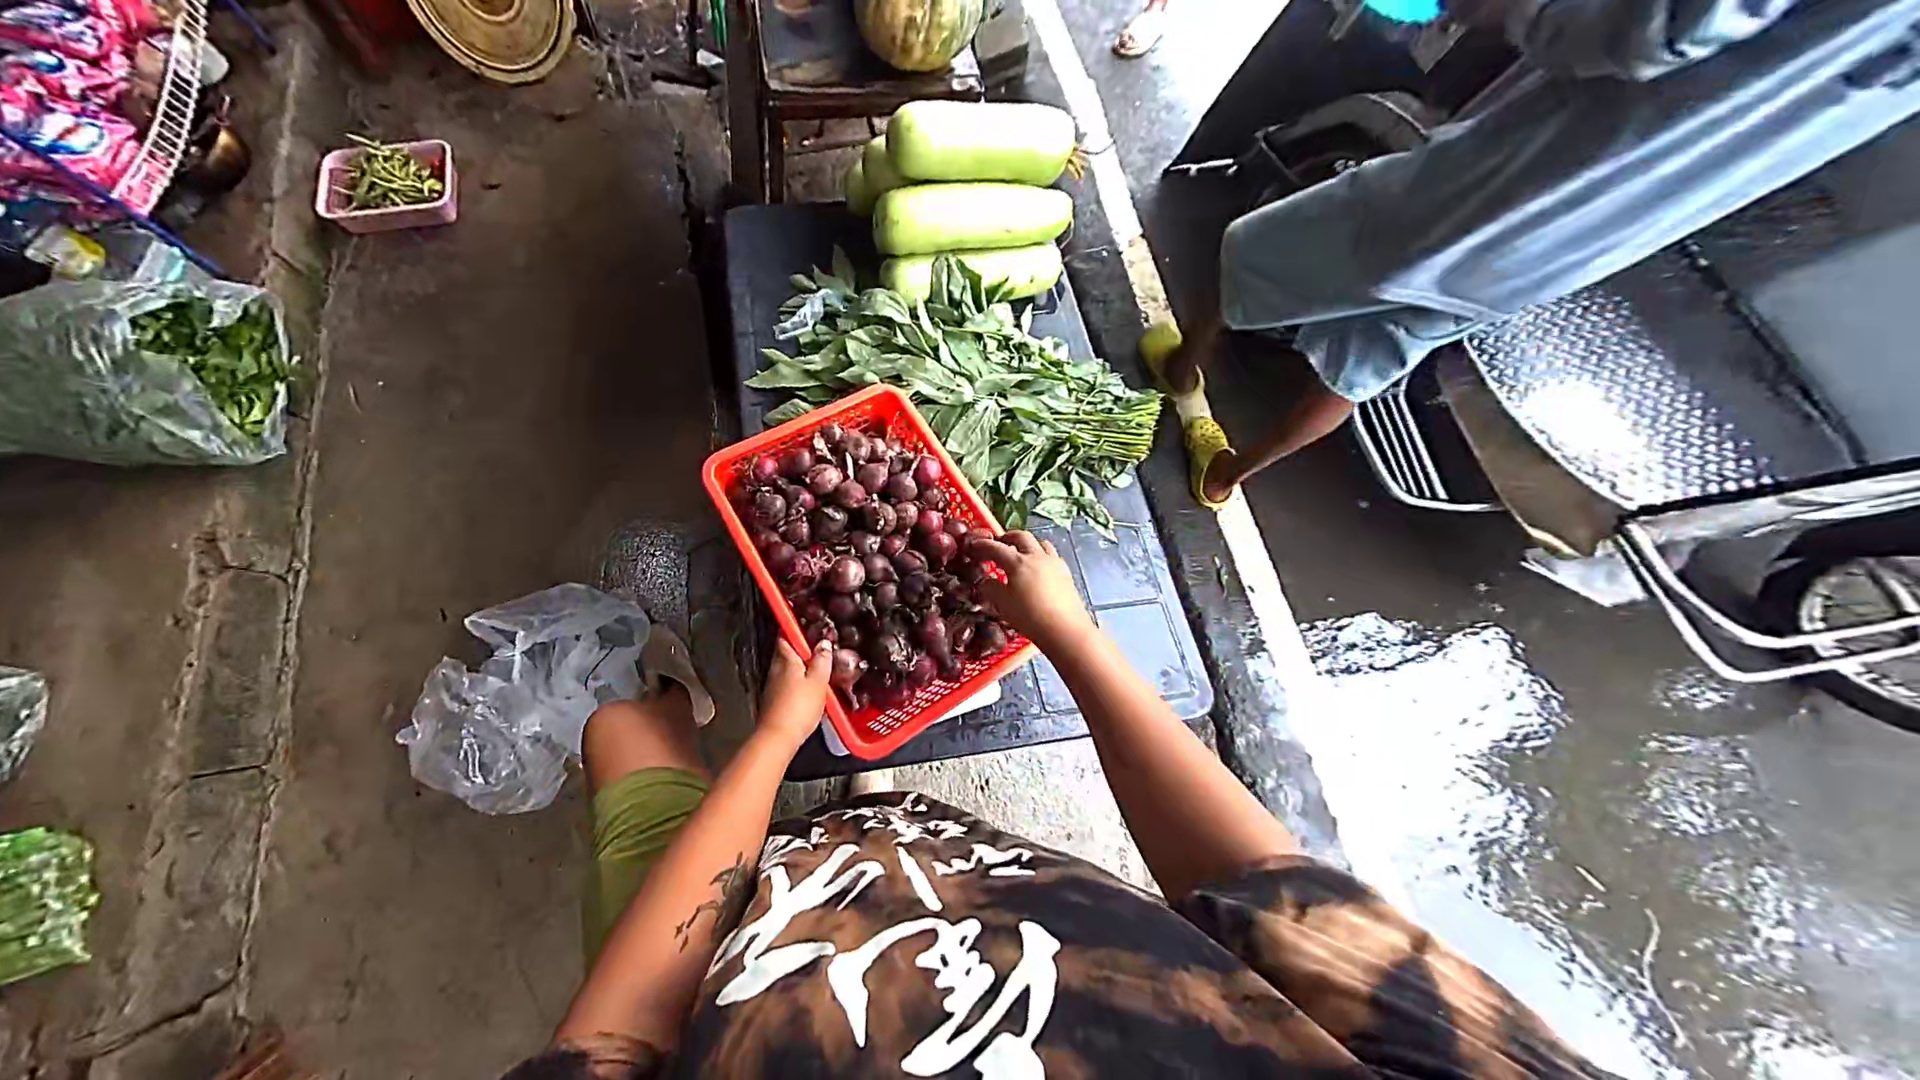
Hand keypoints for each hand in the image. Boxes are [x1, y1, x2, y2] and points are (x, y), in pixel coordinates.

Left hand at [757, 639, 832, 750]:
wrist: (778, 738)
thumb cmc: (798, 707)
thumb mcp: (818, 681)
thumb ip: (822, 660)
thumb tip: (824, 643)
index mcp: (785, 659)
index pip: (786, 635)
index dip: (794, 628)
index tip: (806, 624)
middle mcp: (776, 668)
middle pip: (787, 651)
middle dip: (801, 648)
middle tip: (820, 647)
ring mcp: (773, 685)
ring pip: (788, 667)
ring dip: (801, 665)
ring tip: (820, 668)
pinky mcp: (775, 700)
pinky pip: (788, 683)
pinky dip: (799, 681)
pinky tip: (811, 689)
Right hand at [969, 531, 1096, 653]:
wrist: (1065, 629)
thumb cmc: (1030, 617)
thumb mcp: (1003, 605)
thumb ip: (991, 589)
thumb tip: (986, 581)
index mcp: (1018, 562)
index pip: (997, 548)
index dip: (983, 545)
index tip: (974, 545)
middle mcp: (1037, 557)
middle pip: (1021, 537)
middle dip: (1008, 537)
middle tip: (999, 543)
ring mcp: (1054, 563)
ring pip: (1040, 542)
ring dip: (1028, 544)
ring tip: (1021, 552)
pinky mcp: (1066, 573)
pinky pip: (1051, 555)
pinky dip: (1041, 555)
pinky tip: (1039, 569)